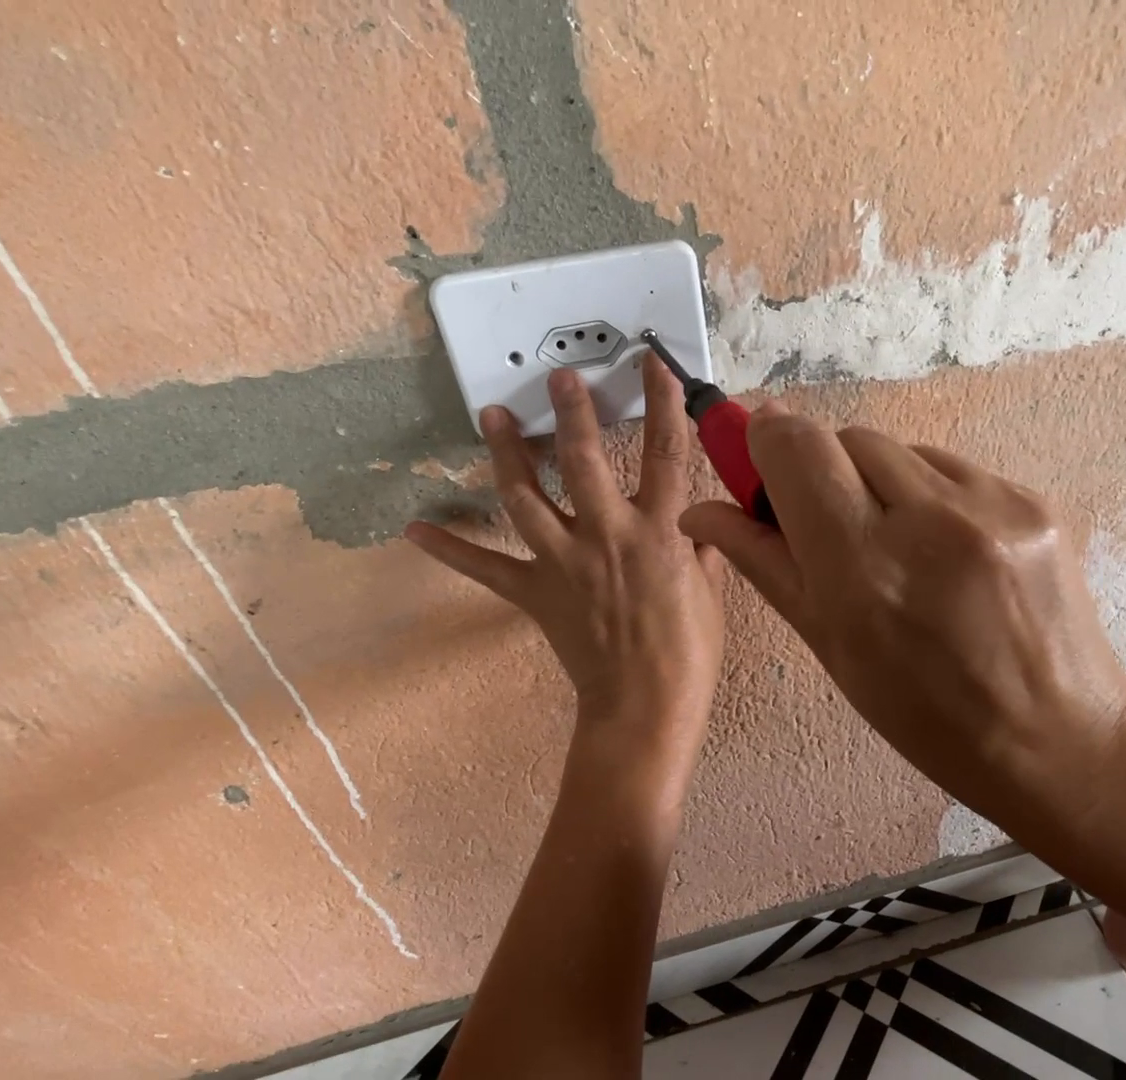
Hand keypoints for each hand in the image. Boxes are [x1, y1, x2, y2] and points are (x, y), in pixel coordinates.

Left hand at [406, 358, 725, 759]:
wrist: (644, 707)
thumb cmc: (688, 652)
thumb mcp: (710, 589)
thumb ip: (701, 543)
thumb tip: (696, 515)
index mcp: (659, 532)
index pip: (667, 452)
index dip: (664, 402)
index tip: (653, 363)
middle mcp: (609, 536)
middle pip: (584, 461)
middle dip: (572, 412)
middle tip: (558, 378)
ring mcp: (565, 562)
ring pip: (526, 498)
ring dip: (507, 454)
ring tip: (493, 416)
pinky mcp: (535, 592)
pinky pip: (486, 568)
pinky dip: (450, 549)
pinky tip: (415, 529)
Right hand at [679, 408, 1125, 833]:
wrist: (1059, 739)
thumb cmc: (927, 715)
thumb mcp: (831, 648)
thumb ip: (763, 562)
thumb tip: (699, 509)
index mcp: (864, 570)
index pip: (796, 447)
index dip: (767, 442)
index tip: (762, 464)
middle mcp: (929, 520)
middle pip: (846, 437)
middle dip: (824, 470)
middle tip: (833, 526)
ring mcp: (992, 505)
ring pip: (901, 451)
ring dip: (880, 483)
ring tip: (902, 549)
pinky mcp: (1035, 499)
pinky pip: (954, 470)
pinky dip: (932, 495)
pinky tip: (948, 551)